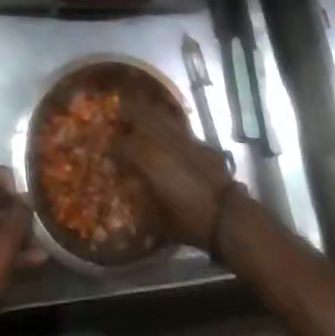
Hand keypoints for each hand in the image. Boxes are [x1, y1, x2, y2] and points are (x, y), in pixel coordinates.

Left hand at [0, 165, 37, 335]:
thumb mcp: (1, 246)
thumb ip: (18, 218)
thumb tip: (28, 199)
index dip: (11, 177)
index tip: (32, 194)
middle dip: (17, 208)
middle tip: (41, 219)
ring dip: (16, 233)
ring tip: (44, 244)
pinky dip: (6, 251)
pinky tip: (32, 263)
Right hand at [116, 105, 236, 249]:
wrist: (229, 218)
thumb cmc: (189, 221)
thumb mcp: (157, 219)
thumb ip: (141, 204)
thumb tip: (131, 199)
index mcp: (145, 156)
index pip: (119, 143)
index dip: (110, 147)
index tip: (105, 152)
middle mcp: (160, 140)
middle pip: (137, 114)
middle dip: (125, 116)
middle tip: (117, 124)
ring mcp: (181, 137)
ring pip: (158, 114)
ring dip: (146, 114)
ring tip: (139, 120)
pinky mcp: (199, 142)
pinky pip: (177, 127)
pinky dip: (168, 126)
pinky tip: (167, 137)